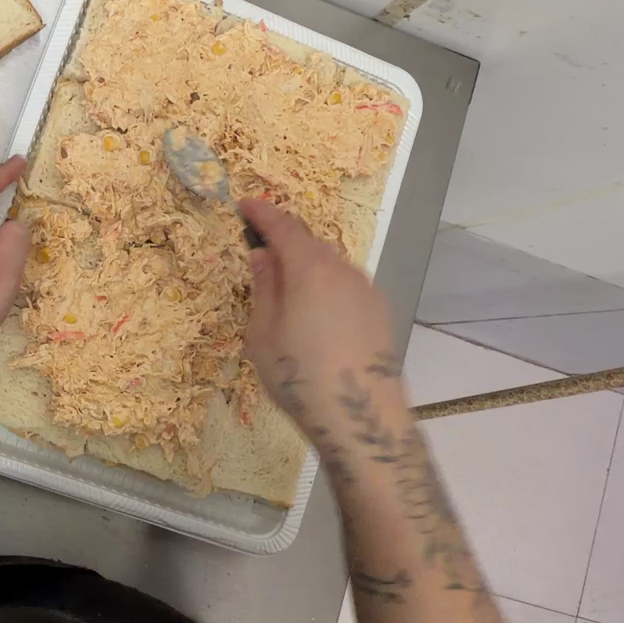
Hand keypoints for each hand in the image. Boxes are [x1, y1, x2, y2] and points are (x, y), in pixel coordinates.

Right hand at [241, 198, 405, 434]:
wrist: (361, 417)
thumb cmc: (299, 377)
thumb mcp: (263, 334)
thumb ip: (264, 288)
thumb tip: (263, 255)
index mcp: (310, 270)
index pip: (284, 228)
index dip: (263, 213)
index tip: (245, 205)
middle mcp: (343, 271)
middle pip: (310, 243)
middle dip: (284, 239)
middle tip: (260, 245)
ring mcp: (366, 290)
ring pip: (330, 264)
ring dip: (305, 264)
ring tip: (284, 284)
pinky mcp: (378, 311)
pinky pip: (344, 284)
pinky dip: (324, 283)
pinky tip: (313, 309)